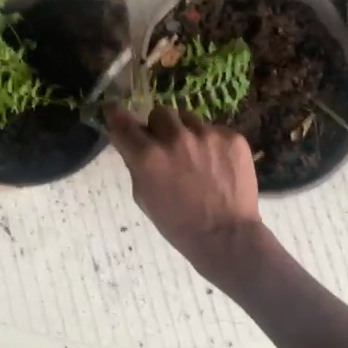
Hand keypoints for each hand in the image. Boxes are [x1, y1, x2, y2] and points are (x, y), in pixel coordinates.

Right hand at [105, 104, 265, 265]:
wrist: (226, 235)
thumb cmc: (178, 224)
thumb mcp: (143, 197)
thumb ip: (135, 165)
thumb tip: (132, 143)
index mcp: (147, 156)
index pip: (121, 120)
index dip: (116, 115)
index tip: (116, 113)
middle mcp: (175, 138)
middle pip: (159, 112)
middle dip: (158, 127)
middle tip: (165, 145)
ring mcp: (206, 134)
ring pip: (187, 118)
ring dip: (185, 132)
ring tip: (194, 156)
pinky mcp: (232, 137)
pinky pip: (214, 129)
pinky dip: (211, 143)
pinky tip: (216, 165)